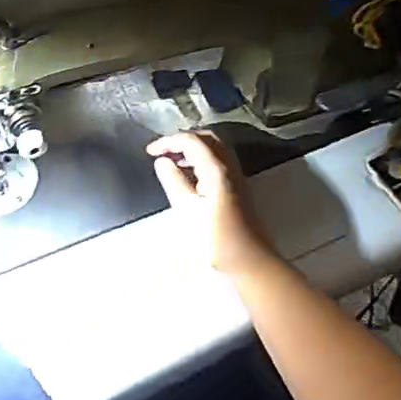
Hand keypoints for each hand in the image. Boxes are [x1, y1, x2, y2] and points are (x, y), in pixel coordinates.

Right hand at [147, 131, 277, 274]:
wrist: (249, 260)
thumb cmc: (216, 238)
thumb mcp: (188, 210)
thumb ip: (173, 181)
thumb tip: (162, 162)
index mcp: (217, 169)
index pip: (192, 141)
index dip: (169, 141)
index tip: (150, 151)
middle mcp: (230, 166)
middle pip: (206, 139)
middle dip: (182, 140)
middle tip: (162, 152)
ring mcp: (236, 175)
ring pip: (213, 149)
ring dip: (192, 149)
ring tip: (170, 162)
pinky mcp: (237, 186)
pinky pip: (217, 161)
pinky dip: (200, 160)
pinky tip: (188, 176)